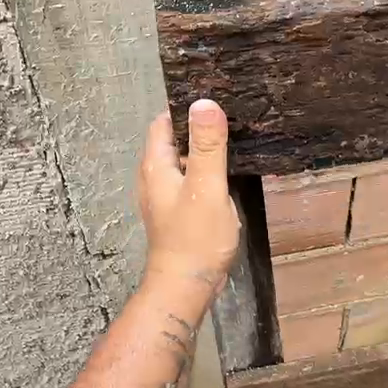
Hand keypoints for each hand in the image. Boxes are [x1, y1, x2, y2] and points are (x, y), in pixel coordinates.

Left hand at [139, 99, 241, 293]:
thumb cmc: (196, 238)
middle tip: (232, 119)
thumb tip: (204, 102)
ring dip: (203, 153)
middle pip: (172, 141)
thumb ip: (207, 145)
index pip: (163, 122)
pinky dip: (204, 174)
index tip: (215, 99)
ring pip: (182, 163)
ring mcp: (163, 198)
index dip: (185, 108)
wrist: (186, 287)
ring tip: (234, 143)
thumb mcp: (206, 186)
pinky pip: (188, 182)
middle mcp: (153, 178)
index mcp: (155, 166)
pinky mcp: (175, 213)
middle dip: (198, 129)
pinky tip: (226, 178)